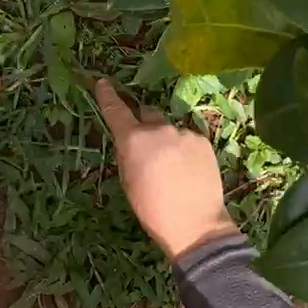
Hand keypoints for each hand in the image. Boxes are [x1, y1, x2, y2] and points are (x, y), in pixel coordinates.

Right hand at [96, 79, 238, 261]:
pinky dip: (185, 149)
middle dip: (145, 126)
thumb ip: (127, 155)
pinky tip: (189, 171)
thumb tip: (130, 143)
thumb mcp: (128, 182)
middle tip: (148, 151)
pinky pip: (188, 138)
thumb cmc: (152, 210)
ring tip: (174, 169)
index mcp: (133, 140)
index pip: (116, 110)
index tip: (104, 83)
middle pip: (147, 115)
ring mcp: (184, 132)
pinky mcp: (203, 140)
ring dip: (167, 141)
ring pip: (170, 129)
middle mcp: (159, 128)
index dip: (108, 96)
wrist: (195, 225)